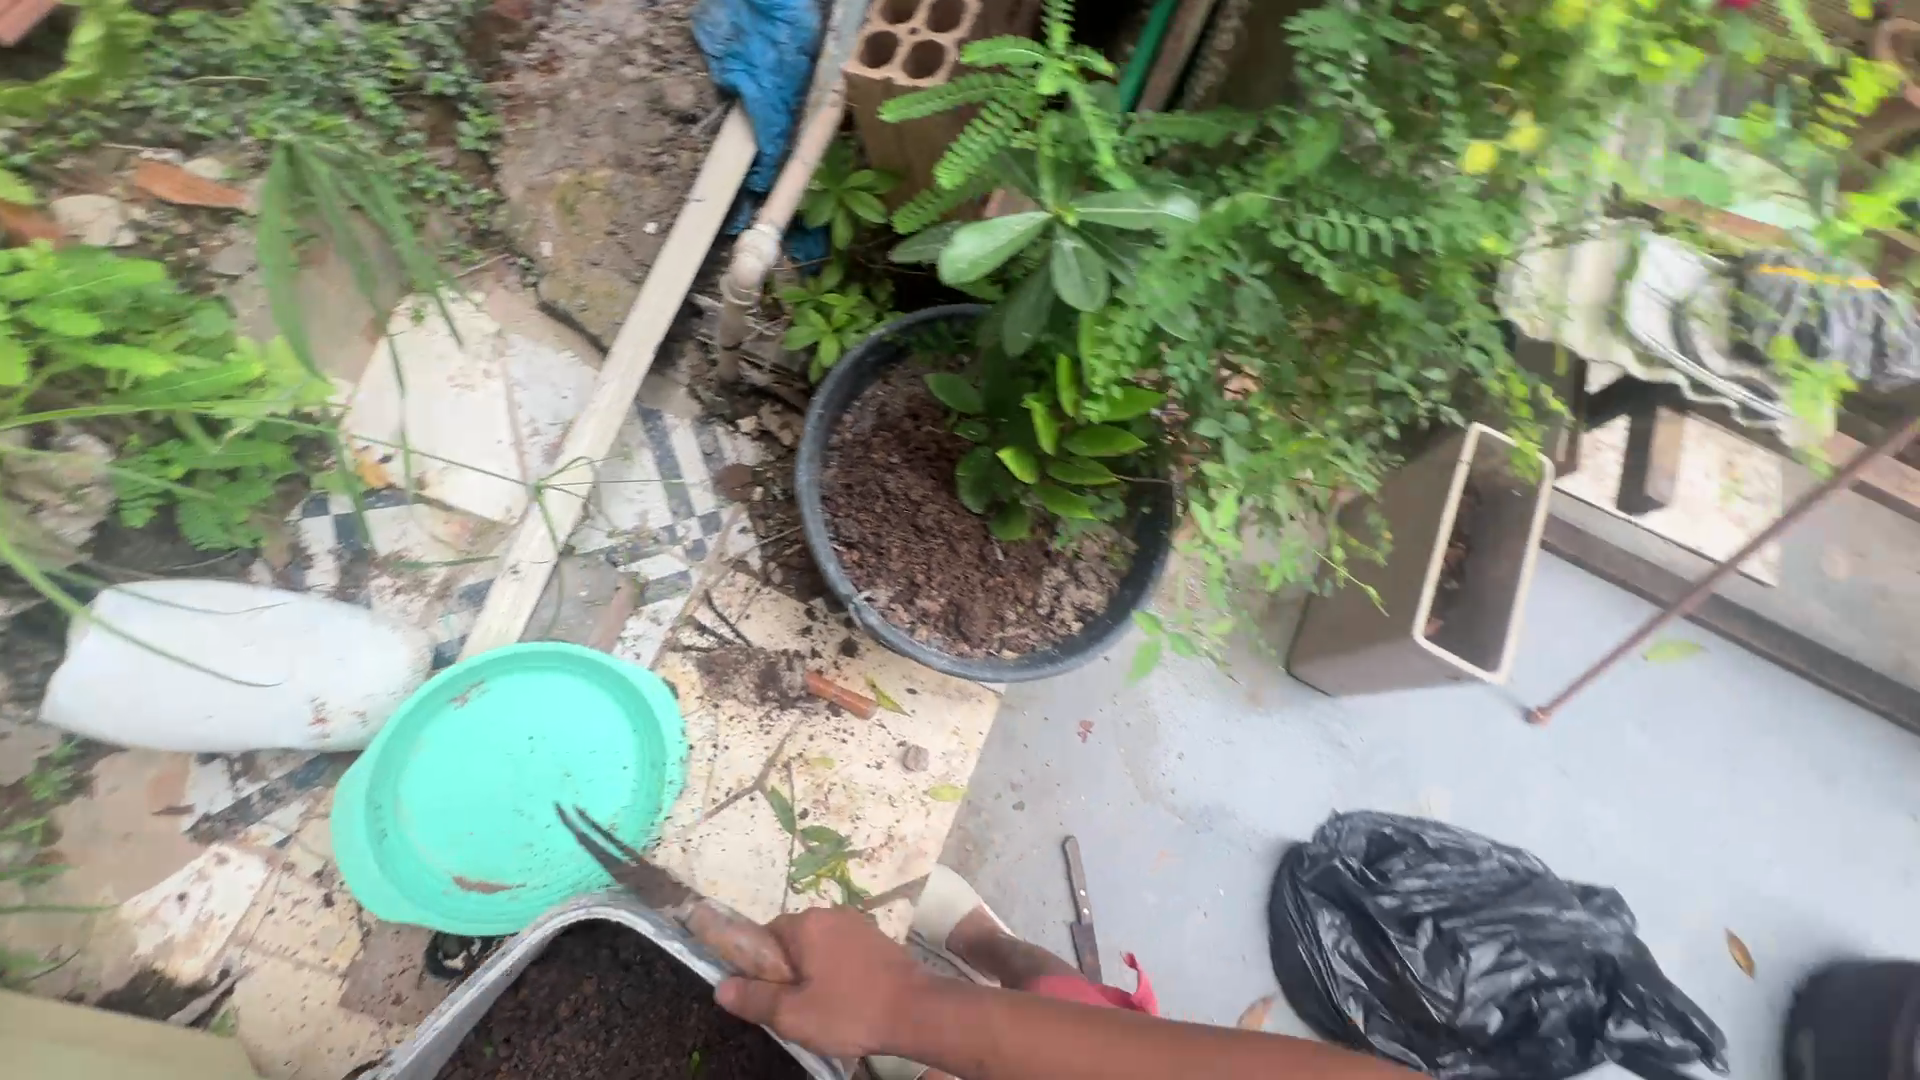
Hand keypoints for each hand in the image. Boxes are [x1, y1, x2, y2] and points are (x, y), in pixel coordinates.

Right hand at [714, 907, 929, 1057]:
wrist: (914, 1009)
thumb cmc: (849, 1010)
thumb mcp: (793, 1015)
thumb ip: (754, 999)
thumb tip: (721, 987)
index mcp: (808, 923)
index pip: (766, 935)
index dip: (760, 966)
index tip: (768, 995)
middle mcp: (831, 912)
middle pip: (793, 939)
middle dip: (788, 970)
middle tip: (794, 1007)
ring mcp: (857, 922)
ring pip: (819, 945)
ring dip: (813, 971)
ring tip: (822, 1007)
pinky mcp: (875, 937)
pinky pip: (842, 949)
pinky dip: (836, 970)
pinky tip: (846, 998)